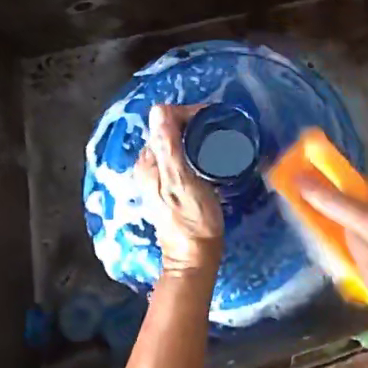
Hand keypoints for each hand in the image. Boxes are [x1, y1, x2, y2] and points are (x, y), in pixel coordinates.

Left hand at [132, 105, 223, 274]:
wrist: (195, 257)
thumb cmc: (192, 219)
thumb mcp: (181, 180)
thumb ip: (169, 146)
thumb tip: (159, 110)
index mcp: (148, 161)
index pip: (163, 119)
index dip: (188, 113)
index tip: (212, 119)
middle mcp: (149, 165)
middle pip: (170, 128)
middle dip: (193, 123)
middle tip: (220, 129)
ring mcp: (160, 176)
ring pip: (177, 142)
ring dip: (197, 135)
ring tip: (219, 140)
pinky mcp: (172, 185)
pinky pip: (183, 155)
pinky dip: (197, 149)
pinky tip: (212, 156)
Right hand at [293, 177, 367, 331]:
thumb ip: (354, 246)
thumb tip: (343, 224)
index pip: (339, 202)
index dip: (314, 189)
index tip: (293, 176)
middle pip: (355, 188)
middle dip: (333, 188)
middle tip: (311, 188)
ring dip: (352, 198)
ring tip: (336, 210)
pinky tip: (365, 223)